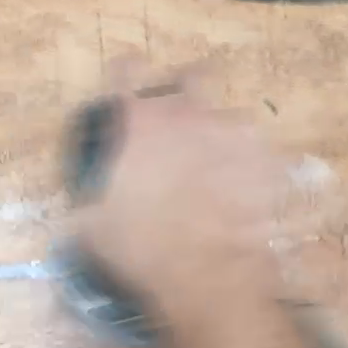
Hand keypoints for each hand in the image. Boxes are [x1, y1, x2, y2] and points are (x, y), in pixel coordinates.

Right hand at [68, 65, 289, 325]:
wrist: (206, 276)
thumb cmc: (141, 251)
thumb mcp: (94, 231)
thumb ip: (89, 205)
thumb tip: (81, 211)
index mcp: (138, 122)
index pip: (126, 71)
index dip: (126, 76)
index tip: (127, 89)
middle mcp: (187, 114)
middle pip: (194, 75)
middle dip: (190, 91)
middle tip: (184, 123)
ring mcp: (233, 136)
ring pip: (232, 116)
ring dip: (224, 136)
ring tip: (218, 169)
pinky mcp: (267, 163)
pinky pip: (260, 155)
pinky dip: (252, 169)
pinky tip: (244, 194)